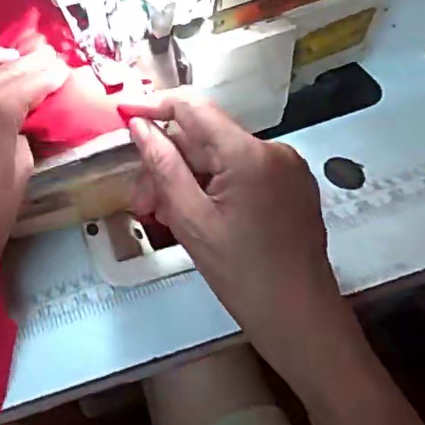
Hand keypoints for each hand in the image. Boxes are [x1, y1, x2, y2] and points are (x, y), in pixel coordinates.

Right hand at [122, 94, 356, 377]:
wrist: (302, 319)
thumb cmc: (244, 277)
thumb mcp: (191, 221)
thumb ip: (163, 166)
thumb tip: (139, 125)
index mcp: (249, 153)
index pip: (193, 108)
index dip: (153, 105)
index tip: (122, 110)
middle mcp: (272, 149)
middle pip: (206, 138)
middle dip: (168, 162)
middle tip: (141, 198)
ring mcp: (287, 166)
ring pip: (222, 157)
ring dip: (188, 178)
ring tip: (165, 214)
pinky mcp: (292, 183)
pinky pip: (242, 171)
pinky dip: (214, 185)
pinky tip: (196, 214)